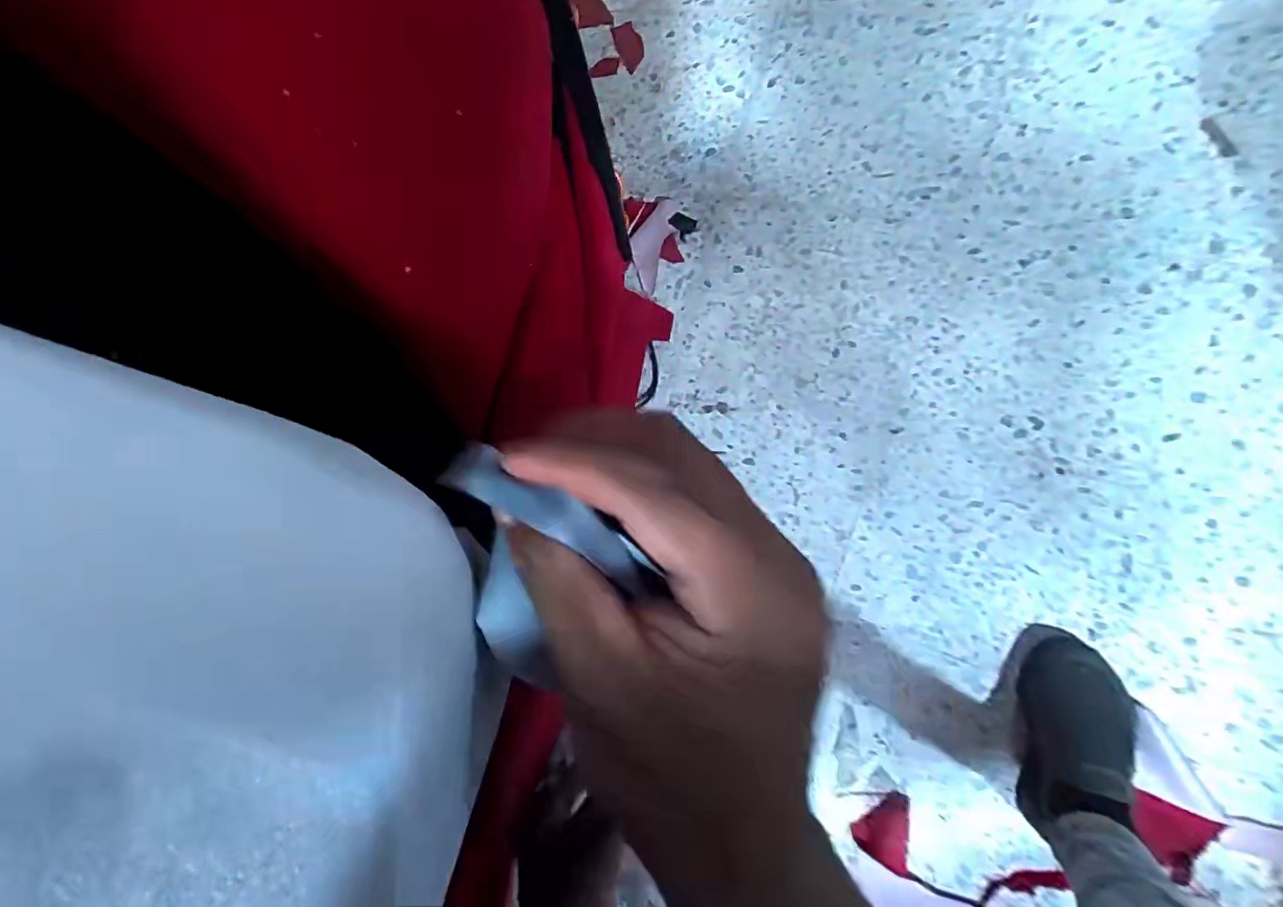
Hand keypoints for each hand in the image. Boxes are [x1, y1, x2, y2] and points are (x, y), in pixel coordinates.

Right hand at [503, 411, 862, 906]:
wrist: (739, 839)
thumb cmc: (667, 776)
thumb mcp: (599, 678)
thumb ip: (558, 577)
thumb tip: (517, 502)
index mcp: (750, 589)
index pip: (656, 493)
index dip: (575, 464)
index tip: (506, 457)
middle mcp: (775, 553)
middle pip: (679, 457)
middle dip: (595, 443)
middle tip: (526, 458)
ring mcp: (773, 554)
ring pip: (687, 463)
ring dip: (614, 454)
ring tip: (552, 470)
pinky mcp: (756, 563)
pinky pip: (692, 493)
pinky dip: (636, 483)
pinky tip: (594, 501)